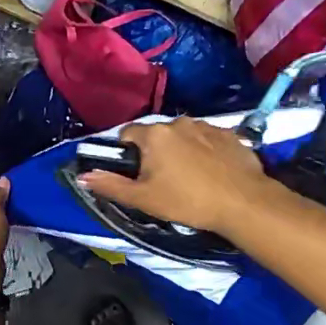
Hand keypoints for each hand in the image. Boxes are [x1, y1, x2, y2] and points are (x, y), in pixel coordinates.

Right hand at [78, 119, 274, 234]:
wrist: (243, 202)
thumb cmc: (187, 201)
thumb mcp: (144, 199)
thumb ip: (111, 185)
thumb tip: (82, 176)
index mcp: (154, 134)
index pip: (128, 135)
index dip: (128, 155)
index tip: (138, 175)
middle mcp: (178, 122)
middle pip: (156, 135)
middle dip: (156, 153)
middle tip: (164, 181)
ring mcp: (207, 125)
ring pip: (183, 136)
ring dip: (182, 150)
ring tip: (192, 178)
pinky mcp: (231, 134)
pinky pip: (208, 139)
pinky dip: (206, 151)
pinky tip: (213, 173)